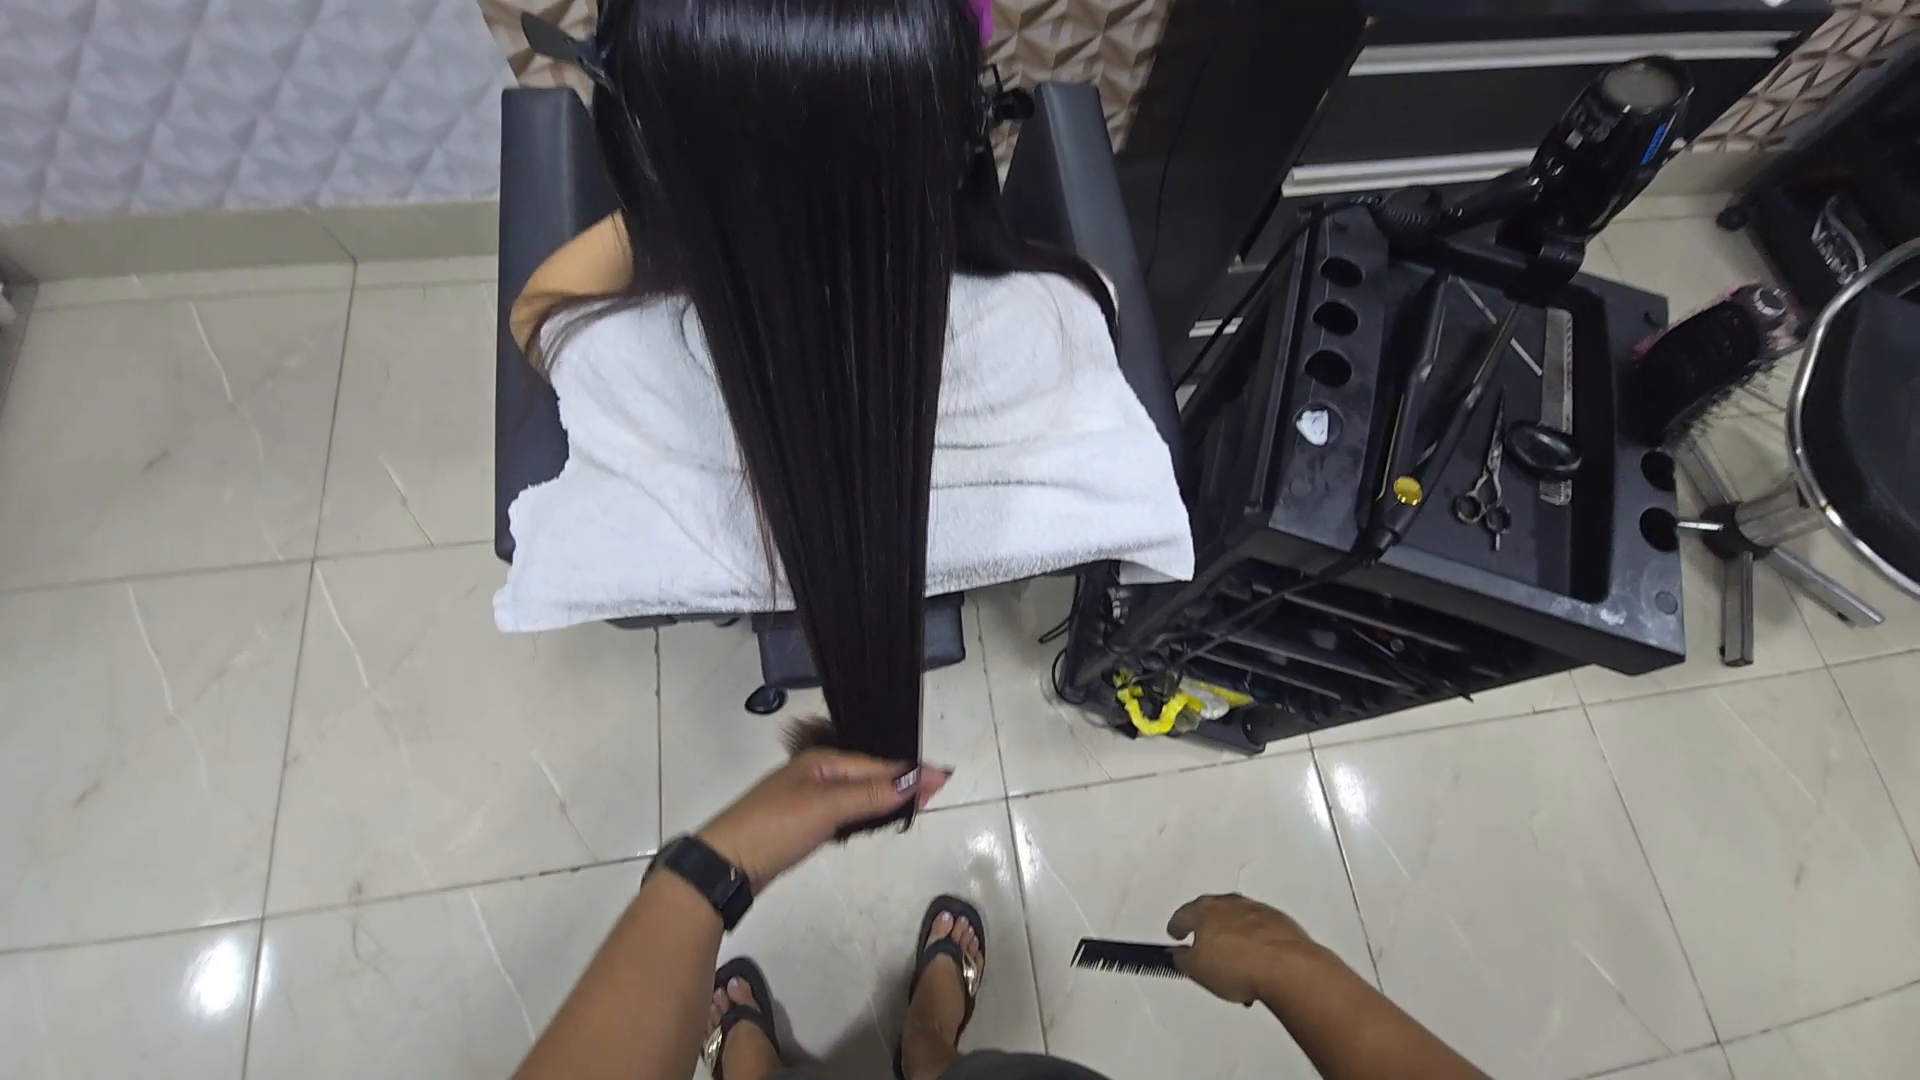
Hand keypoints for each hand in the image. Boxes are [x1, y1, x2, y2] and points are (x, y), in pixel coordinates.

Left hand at [696, 749, 949, 890]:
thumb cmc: (775, 827)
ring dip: (882, 800)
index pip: (876, 765)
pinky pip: (843, 814)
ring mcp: (806, 800)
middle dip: (899, 784)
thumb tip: (917, 779)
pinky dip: (863, 816)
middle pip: (867, 777)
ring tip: (912, 807)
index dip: (908, 773)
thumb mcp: (827, 807)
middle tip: (932, 795)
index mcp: (821, 762)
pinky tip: (873, 823)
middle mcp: (815, 775)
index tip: (943, 779)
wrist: (723, 866)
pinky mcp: (801, 825)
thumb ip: (872, 795)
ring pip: (856, 796)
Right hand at [1166, 894, 1316, 1005]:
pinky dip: (1257, 943)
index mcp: (1204, 910)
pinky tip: (1259, 964)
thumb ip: (1181, 960)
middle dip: (1207, 931)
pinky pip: (1261, 930)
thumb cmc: (1243, 965)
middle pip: (1212, 915)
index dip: (1176, 927)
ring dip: (1234, 938)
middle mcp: (1229, 904)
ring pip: (1238, 922)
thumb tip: (1178, 956)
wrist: (1287, 969)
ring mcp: (1255, 911)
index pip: (1182, 915)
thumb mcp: (1197, 971)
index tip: (1175, 932)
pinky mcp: (1279, 922)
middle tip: (1205, 949)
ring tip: (1237, 966)